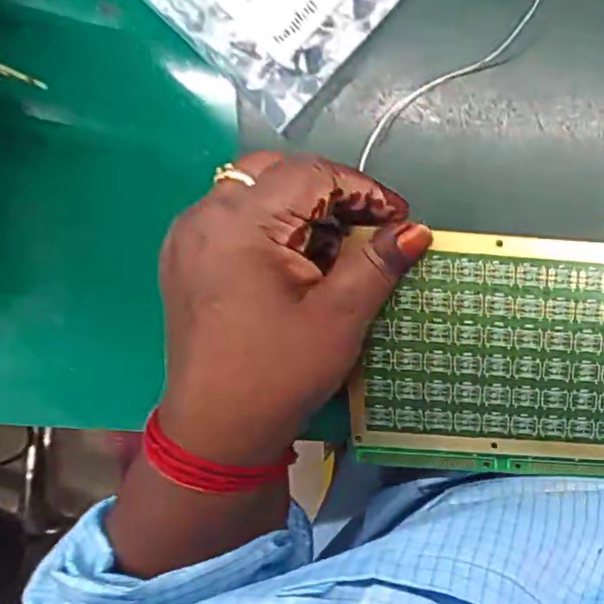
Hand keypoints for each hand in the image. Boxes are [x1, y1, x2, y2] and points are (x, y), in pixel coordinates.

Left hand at [157, 152, 430, 464]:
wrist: (217, 430)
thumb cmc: (280, 373)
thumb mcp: (339, 317)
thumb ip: (377, 264)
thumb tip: (416, 230)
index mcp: (240, 222)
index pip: (310, 174)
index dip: (364, 189)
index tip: (399, 219)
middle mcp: (204, 216)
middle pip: (277, 173)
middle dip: (331, 193)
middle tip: (368, 229)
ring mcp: (189, 238)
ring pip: (254, 195)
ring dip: (302, 212)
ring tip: (338, 253)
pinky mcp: (187, 261)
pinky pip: (236, 222)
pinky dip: (274, 231)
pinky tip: (300, 267)